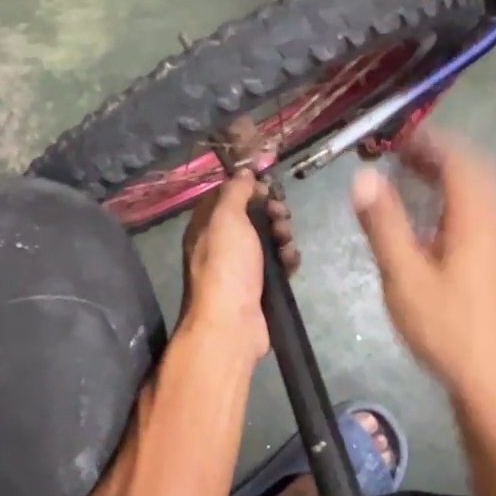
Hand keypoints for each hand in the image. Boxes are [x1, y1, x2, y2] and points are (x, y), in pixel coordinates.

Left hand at [178, 171, 270, 366]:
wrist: (231, 323)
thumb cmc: (226, 265)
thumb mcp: (227, 219)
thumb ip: (235, 192)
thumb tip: (243, 172)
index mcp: (204, 226)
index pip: (224, 195)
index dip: (247, 188)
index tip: (267, 188)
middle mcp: (219, 243)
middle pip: (249, 216)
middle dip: (270, 213)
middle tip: (281, 217)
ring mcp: (238, 266)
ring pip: (266, 239)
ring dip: (281, 235)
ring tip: (286, 243)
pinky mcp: (257, 286)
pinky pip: (276, 264)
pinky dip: (286, 259)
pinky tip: (291, 261)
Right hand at [350, 131, 495, 397]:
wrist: (491, 380)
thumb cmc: (446, 326)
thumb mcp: (404, 274)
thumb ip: (383, 223)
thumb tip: (363, 176)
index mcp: (474, 220)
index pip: (459, 161)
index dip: (429, 142)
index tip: (394, 136)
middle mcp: (492, 224)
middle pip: (471, 173)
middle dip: (435, 155)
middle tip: (396, 152)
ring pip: (474, 195)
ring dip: (442, 178)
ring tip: (404, 177)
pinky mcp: (492, 265)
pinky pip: (472, 214)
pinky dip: (446, 201)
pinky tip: (422, 221)